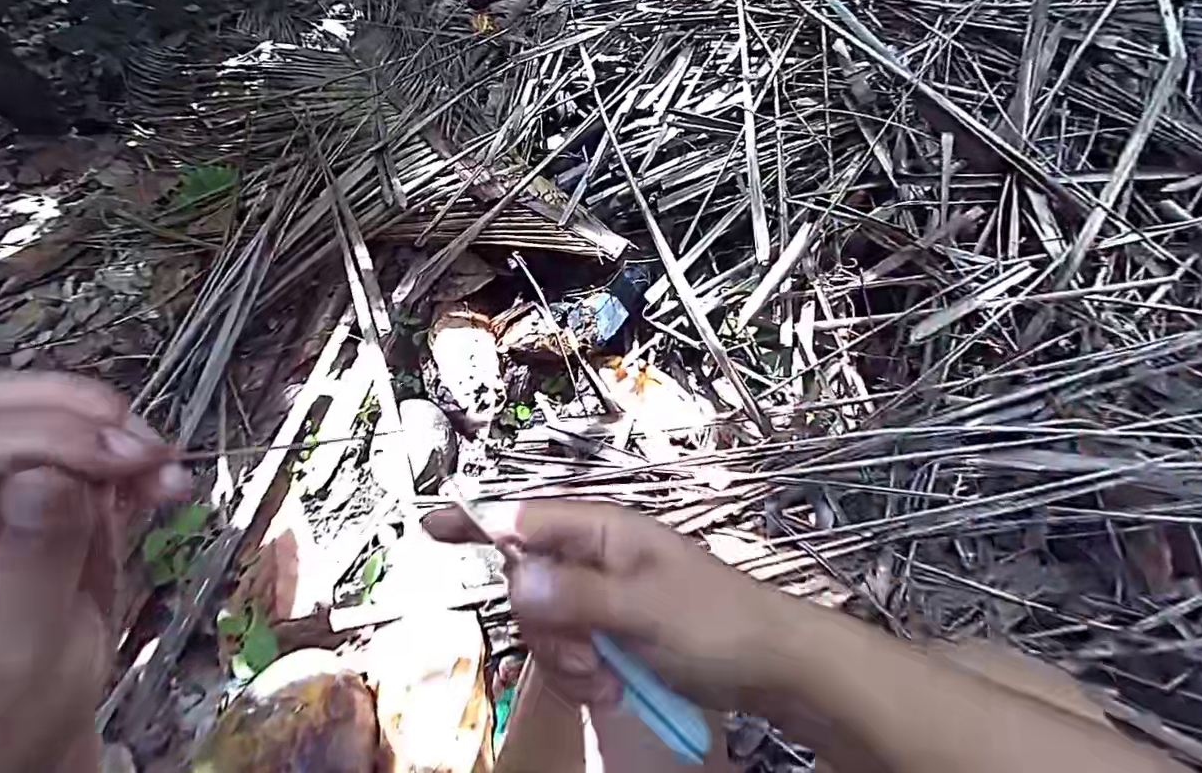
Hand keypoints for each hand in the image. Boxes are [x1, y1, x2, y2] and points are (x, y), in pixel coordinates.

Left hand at [0, 372, 190, 772]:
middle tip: (139, 446)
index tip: (118, 460)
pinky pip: (95, 455)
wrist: (25, 748)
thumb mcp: (9, 666)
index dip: (33, 438)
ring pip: (46, 416)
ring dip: (115, 430)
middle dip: (70, 412)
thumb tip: (45, 478)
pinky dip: (137, 460)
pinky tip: (170, 487)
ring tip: (167, 468)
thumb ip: (28, 570)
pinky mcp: (56, 502)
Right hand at [424, 500, 800, 712]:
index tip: (432, 525)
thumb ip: (576, 592)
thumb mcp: (644, 608)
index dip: (476, 518)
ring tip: (608, 677)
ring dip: (566, 658)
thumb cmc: (713, 620)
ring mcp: (598, 591)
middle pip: (527, 580)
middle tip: (586, 657)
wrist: (769, 662)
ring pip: (544, 620)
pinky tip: (613, 685)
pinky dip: (580, 672)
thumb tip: (513, 574)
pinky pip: (567, 647)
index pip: (524, 516)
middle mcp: (591, 554)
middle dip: (546, 627)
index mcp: (600, 529)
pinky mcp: (606, 625)